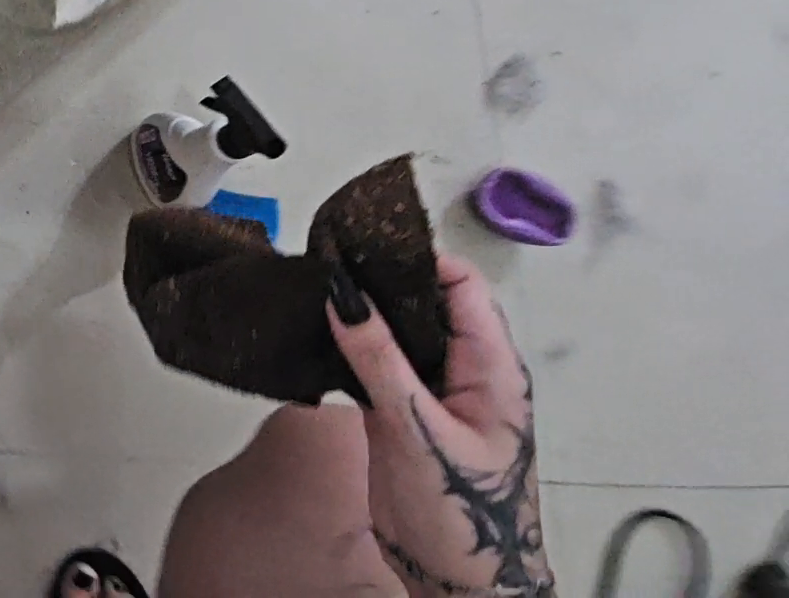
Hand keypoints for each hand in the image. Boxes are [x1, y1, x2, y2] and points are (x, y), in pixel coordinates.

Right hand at [327, 253, 552, 596]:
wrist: (456, 582)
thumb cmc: (465, 516)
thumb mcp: (420, 431)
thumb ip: (379, 360)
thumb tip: (343, 293)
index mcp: (491, 371)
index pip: (462, 287)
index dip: (417, 257)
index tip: (364, 242)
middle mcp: (462, 371)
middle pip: (423, 300)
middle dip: (378, 274)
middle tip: (327, 255)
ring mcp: (428, 388)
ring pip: (394, 327)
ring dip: (359, 306)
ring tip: (313, 283)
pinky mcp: (398, 407)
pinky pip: (372, 356)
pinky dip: (345, 337)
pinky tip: (314, 327)